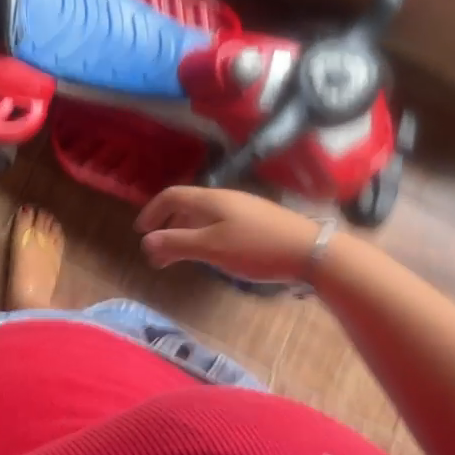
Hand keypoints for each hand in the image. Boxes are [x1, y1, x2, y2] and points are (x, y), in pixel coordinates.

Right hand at [135, 186, 321, 282]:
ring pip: (204, 216)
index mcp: (209, 200)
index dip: (152, 212)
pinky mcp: (259, 222)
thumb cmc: (257, 248)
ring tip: (181, 258)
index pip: (171, 196)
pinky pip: (219, 224)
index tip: (141, 233)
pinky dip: (204, 236)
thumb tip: (144, 242)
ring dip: (185, 233)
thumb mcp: (211, 248)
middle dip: (167, 227)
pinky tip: (214, 255)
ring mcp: (244, 209)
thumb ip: (176, 244)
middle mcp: (224, 198)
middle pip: (187, 206)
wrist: (313, 251)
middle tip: (158, 252)